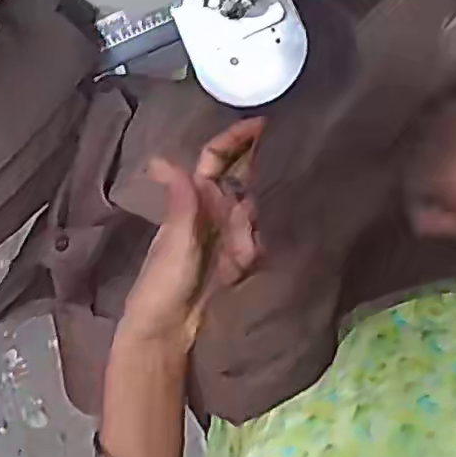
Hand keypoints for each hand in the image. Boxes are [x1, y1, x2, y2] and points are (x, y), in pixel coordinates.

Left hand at [117, 118, 265, 358]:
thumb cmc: (162, 284)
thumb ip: (179, 203)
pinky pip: (260, 238)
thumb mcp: (174, 242)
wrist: (167, 334)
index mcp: (194, 199)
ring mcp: (229, 234)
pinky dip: (270, 235)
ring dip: (269, 203)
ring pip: (257, 206)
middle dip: (263, 166)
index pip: (216, 159)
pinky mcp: (240, 258)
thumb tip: (163, 158)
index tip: (262, 122)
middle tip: (292, 151)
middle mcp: (213, 210)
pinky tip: (280, 231)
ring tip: (289, 193)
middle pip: (243, 178)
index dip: (235, 139)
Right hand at [404, 106, 455, 251]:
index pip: (404, 174)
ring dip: (425, 137)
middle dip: (411, 158)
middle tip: (418, 172)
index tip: (412, 192)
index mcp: (442, 174)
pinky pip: (450, 114)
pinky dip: (443, 124)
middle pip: (412, 144)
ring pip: (428, 125)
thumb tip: (412, 209)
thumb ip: (431, 219)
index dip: (405, 185)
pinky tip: (451, 138)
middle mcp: (449, 141)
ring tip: (432, 153)